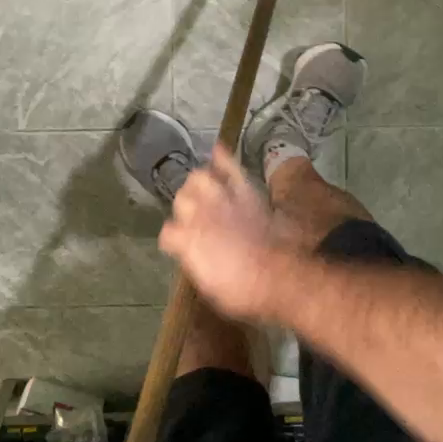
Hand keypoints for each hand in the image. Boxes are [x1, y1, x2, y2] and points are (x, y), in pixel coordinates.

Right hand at [159, 145, 297, 320]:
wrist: (275, 276)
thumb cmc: (241, 292)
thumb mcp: (210, 286)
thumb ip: (195, 261)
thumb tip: (192, 254)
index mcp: (186, 241)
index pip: (168, 233)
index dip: (174, 239)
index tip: (180, 245)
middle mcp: (198, 214)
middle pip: (181, 199)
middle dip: (185, 207)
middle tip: (195, 216)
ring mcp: (222, 198)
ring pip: (199, 177)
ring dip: (198, 183)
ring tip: (203, 190)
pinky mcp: (243, 190)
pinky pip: (230, 166)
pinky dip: (223, 157)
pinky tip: (217, 150)